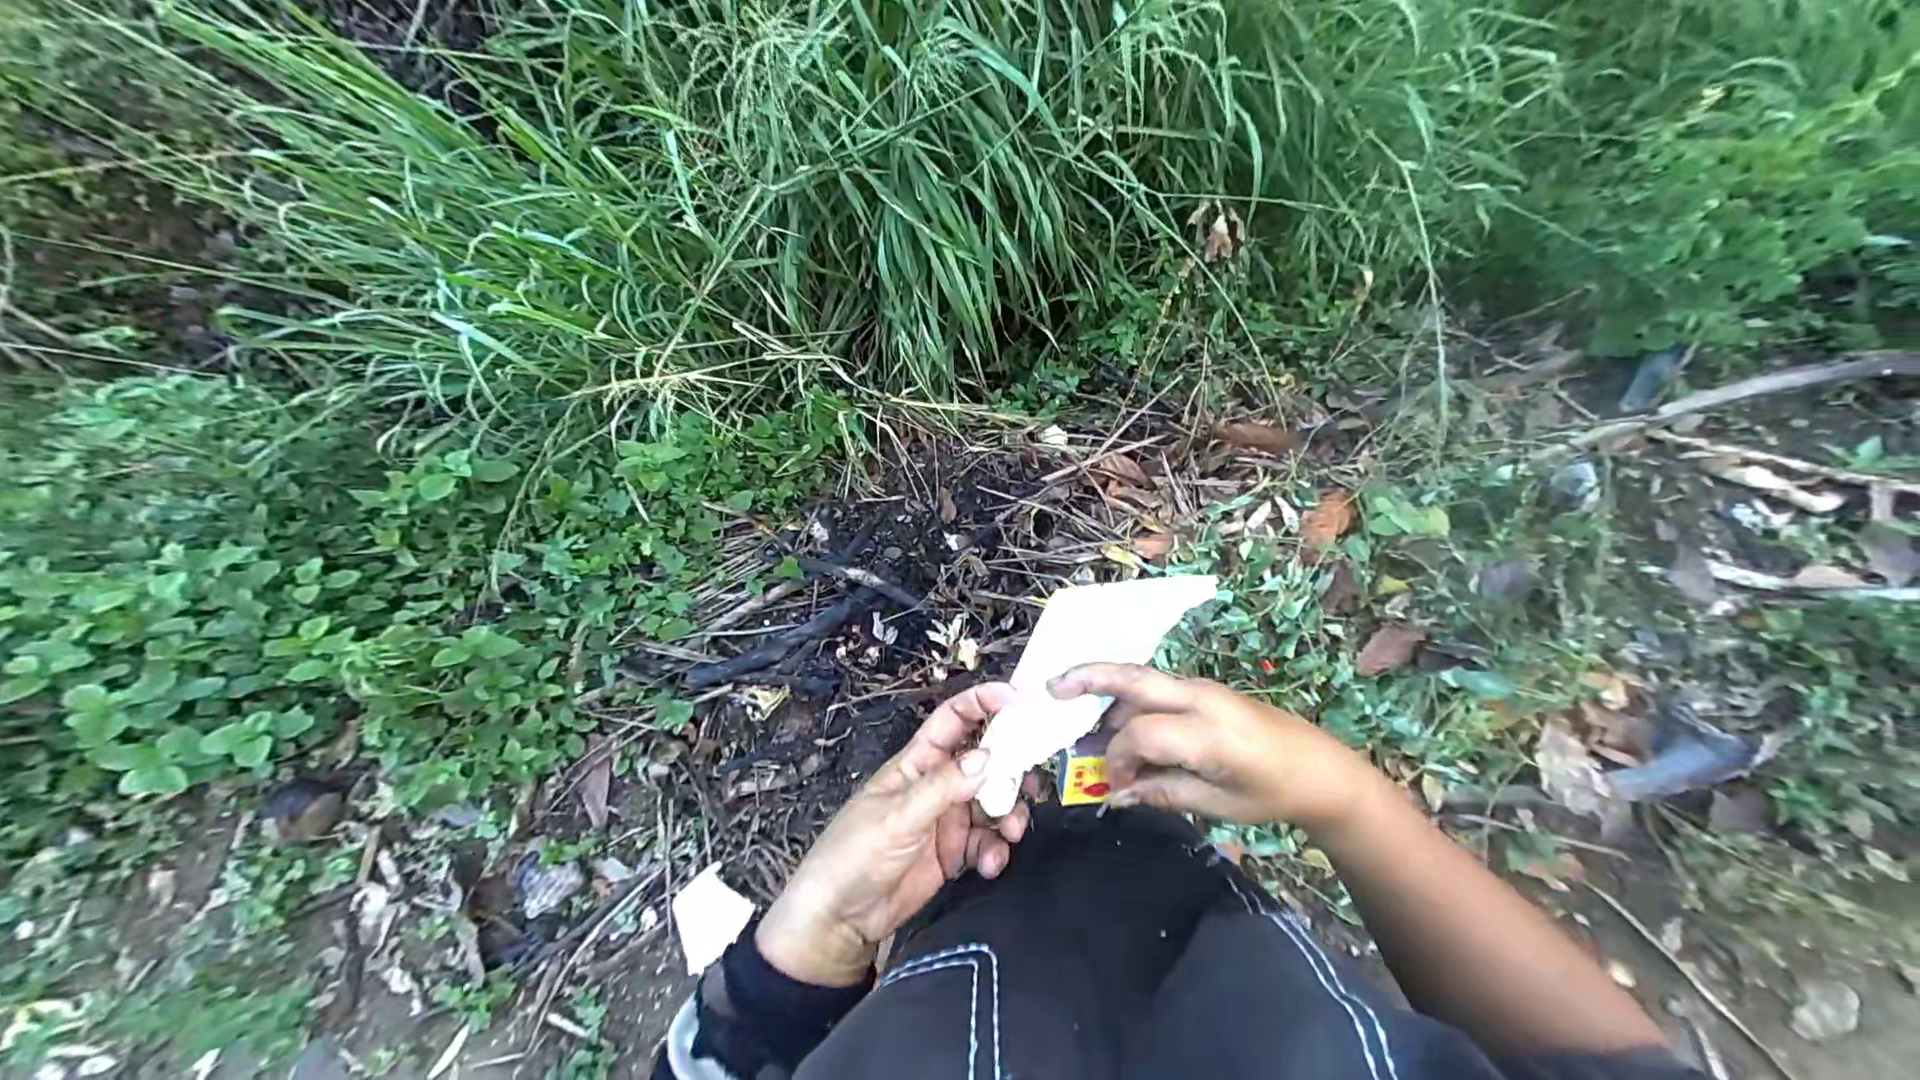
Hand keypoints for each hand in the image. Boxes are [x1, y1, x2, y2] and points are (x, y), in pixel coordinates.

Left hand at [755, 682, 1031, 986]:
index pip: (954, 719)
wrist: (838, 922)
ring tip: (1010, 832)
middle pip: (985, 760)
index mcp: (917, 762)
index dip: (982, 702)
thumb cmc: (852, 855)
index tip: (1015, 699)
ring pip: (993, 801)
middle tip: (1028, 782)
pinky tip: (989, 864)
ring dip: (1008, 813)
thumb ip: (943, 787)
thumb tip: (988, 757)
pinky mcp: (954, 852)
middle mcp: (937, 784)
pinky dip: (996, 850)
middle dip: (1010, 767)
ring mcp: (947, 818)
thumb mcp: (897, 816)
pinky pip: (988, 841)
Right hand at [1048, 663, 1384, 831]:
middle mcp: (1200, 698)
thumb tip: (1116, 795)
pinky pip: (1156, 687)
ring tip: (1075, 712)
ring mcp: (1201, 688)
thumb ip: (1163, 792)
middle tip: (1051, 687)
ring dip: (1105, 692)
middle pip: (1133, 678)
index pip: (1141, 735)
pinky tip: (1112, 716)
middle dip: (1088, 678)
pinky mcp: (1202, 689)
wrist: (1322, 769)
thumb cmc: (1271, 793)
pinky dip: (1127, 698)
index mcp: (1207, 732)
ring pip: (1141, 679)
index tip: (1114, 787)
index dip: (1117, 761)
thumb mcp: (1218, 805)